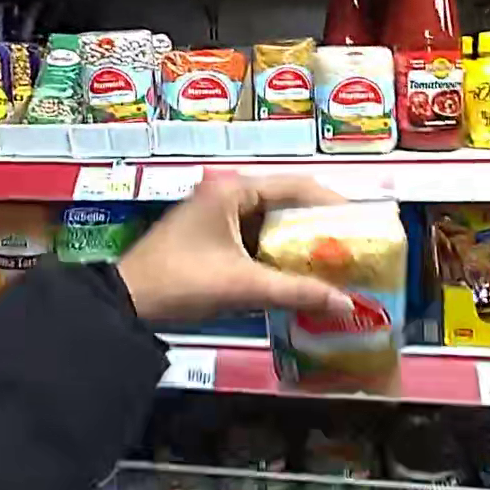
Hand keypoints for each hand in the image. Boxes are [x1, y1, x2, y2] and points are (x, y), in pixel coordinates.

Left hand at [117, 173, 354, 323]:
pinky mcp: (210, 234)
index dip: (331, 202)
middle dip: (317, 224)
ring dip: (296, 240)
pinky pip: (253, 236)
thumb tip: (348, 304)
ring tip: (333, 259)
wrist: (127, 303)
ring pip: (269, 221)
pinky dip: (275, 252)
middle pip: (284, 202)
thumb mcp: (243, 286)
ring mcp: (216, 213)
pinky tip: (297, 272)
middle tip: (351, 245)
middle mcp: (226, 192)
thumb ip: (297, 292)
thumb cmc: (184, 281)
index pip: (295, 185)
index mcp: (234, 189)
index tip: (362, 221)